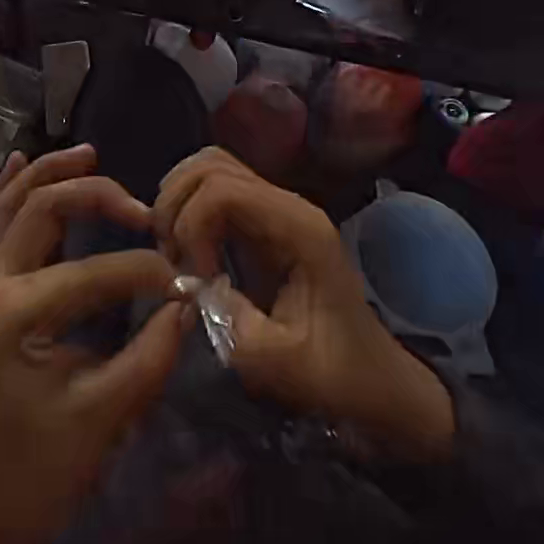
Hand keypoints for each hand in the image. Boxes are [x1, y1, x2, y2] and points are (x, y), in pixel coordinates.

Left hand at [0, 145, 187, 543]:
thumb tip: (188, 302)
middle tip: (142, 210)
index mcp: (15, 314)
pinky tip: (23, 158)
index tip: (184, 285)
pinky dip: (13, 187)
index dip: (145, 272)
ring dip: (52, 174)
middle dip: (96, 196)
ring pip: (15, 204)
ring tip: (90, 153)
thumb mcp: (104, 416)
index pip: (93, 272)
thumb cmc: (41, 465)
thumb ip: (150, 355)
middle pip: (43, 208)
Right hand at [155, 148, 454, 460]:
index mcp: (300, 229)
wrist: (370, 377)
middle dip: (176, 207)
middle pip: (210, 166)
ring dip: (177, 204)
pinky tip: (185, 251)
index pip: (222, 190)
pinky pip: (211, 191)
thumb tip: (187, 286)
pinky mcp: (260, 221)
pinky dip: (186, 211)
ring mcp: (273, 209)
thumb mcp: (281, 363)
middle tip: (173, 257)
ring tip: (176, 252)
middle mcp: (287, 205)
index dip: (193, 227)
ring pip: (208, 170)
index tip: (198, 278)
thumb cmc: (333, 371)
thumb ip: (231, 324)